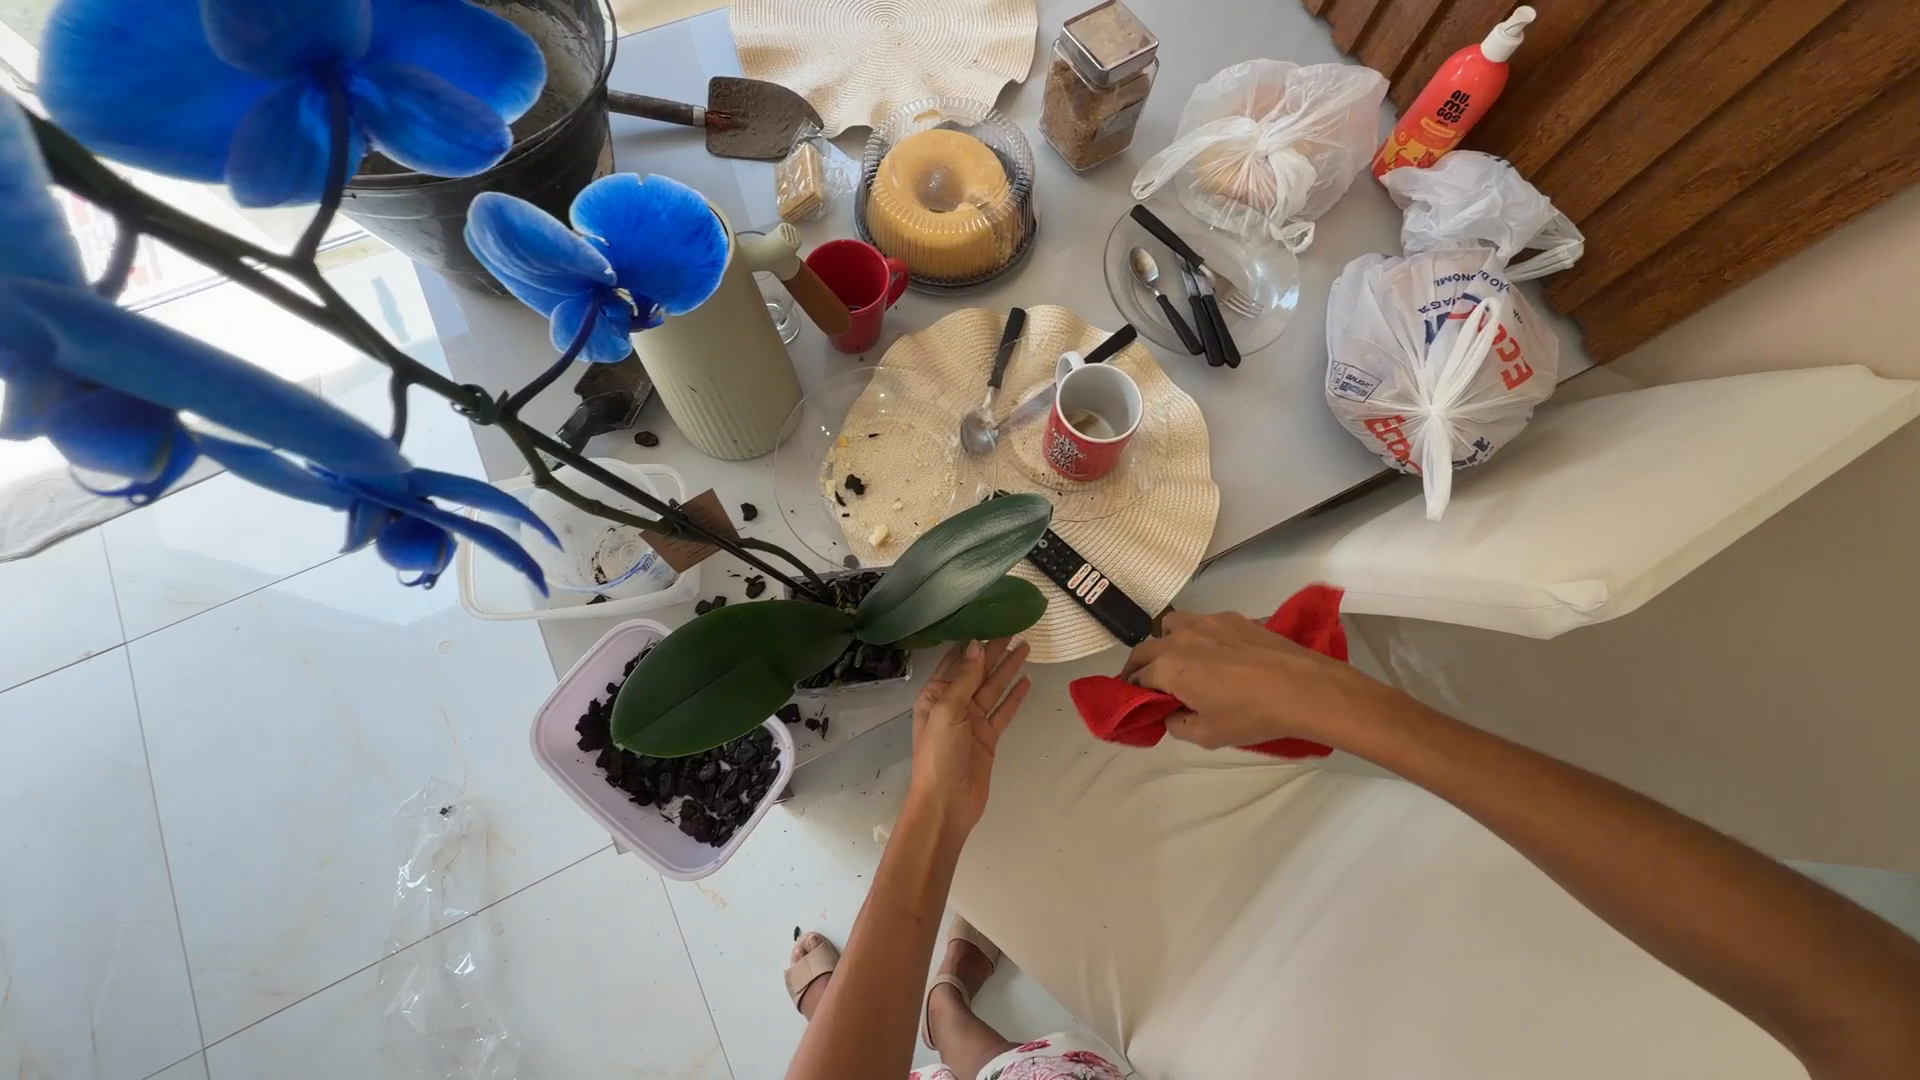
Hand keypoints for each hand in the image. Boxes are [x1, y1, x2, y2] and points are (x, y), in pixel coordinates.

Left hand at [908, 639, 1030, 835]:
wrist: (946, 804)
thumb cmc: (939, 755)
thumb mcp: (947, 711)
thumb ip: (964, 679)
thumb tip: (976, 646)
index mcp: (935, 695)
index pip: (956, 661)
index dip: (972, 642)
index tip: (988, 620)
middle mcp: (953, 704)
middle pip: (978, 671)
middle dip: (995, 650)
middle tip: (1015, 627)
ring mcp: (972, 721)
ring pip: (993, 687)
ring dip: (1008, 668)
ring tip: (1026, 646)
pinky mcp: (988, 738)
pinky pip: (1004, 711)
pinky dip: (1015, 696)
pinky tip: (1027, 680)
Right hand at [1119, 611, 1394, 750]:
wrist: (1301, 688)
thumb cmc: (1251, 715)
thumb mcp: (1207, 735)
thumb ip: (1177, 725)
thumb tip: (1171, 714)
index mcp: (1167, 667)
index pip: (1137, 677)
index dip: (1134, 691)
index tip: (1139, 701)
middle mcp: (1179, 638)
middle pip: (1145, 648)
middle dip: (1141, 666)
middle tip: (1150, 684)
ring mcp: (1206, 622)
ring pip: (1170, 625)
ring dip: (1166, 642)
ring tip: (1182, 660)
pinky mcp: (1231, 617)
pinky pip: (1201, 622)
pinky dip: (1197, 635)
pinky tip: (1218, 654)